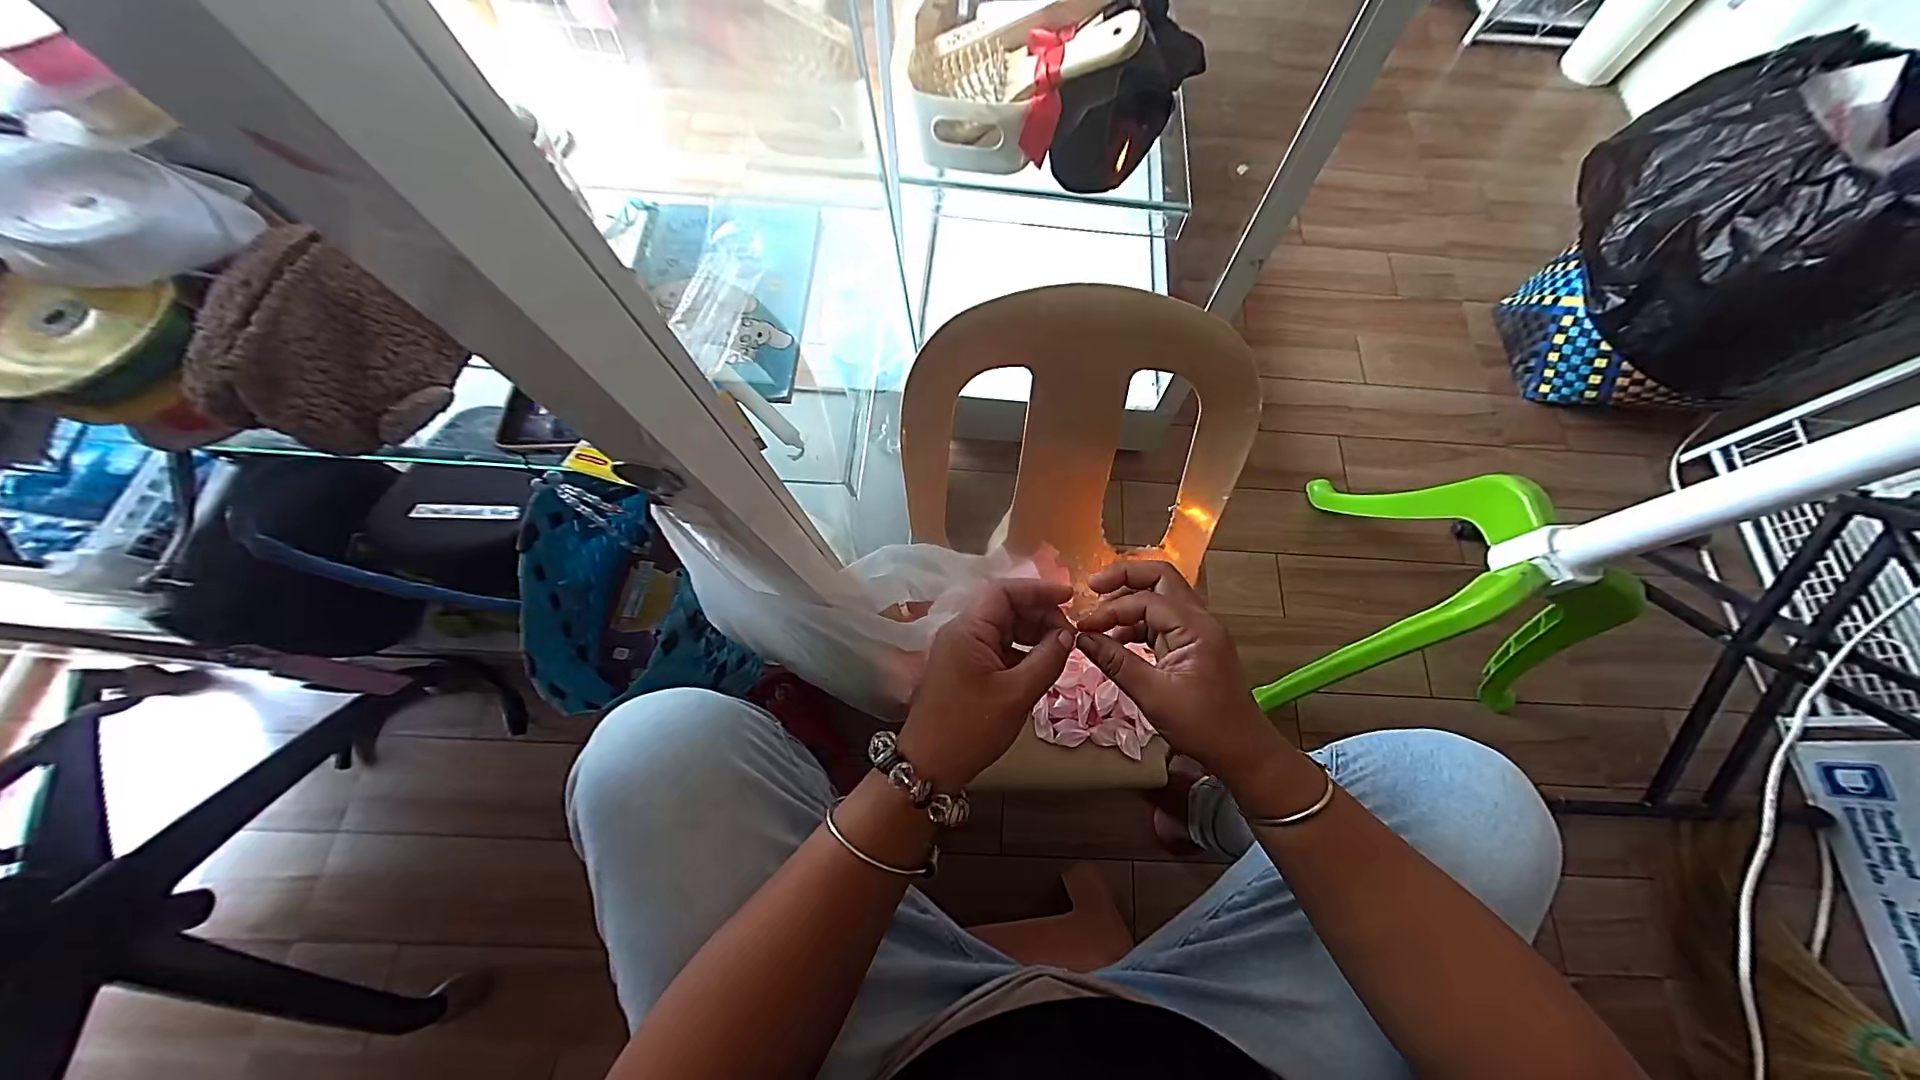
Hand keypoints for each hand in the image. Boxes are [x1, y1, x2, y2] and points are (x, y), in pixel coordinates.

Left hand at [897, 579, 1076, 790]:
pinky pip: (997, 648)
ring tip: (1062, 648)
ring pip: (1003, 628)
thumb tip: (1069, 635)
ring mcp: (961, 651)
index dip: (1038, 590)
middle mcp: (961, 632)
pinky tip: (1043, 665)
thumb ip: (1047, 659)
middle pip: (1005, 608)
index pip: (1004, 591)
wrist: (929, 765)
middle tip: (1070, 632)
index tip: (1069, 596)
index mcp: (967, 629)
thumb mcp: (1017, 694)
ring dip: (1033, 633)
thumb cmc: (971, 727)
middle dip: (1039, 614)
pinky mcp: (964, 669)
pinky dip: (1022, 651)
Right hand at [1073, 561, 1293, 785]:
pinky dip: (1137, 624)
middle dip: (1124, 578)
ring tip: (1100, 621)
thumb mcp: (1152, 695)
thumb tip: (1082, 638)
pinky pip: (1162, 621)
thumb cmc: (1203, 726)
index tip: (1083, 627)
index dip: (1110, 610)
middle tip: (1092, 587)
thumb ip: (1116, 662)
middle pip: (1160, 578)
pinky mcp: (1193, 645)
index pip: (1145, 600)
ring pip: (1160, 597)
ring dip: (1129, 602)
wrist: (1243, 752)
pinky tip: (1116, 641)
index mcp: (1196, 628)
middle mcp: (1200, 621)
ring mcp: (1198, 632)